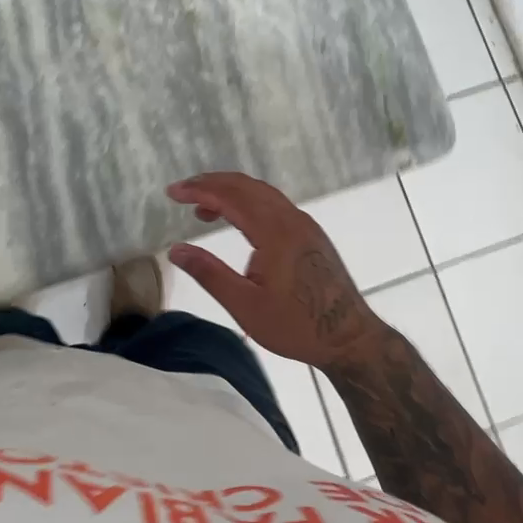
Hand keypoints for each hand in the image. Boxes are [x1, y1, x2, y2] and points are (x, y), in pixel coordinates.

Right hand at [166, 172, 387, 369]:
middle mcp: (291, 219)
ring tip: (202, 207)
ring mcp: (304, 224)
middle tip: (182, 191)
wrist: (350, 339)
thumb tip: (176, 250)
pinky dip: (248, 201)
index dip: (198, 190)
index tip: (172, 192)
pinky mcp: (310, 233)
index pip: (230, 197)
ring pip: (261, 192)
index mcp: (274, 232)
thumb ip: (209, 274)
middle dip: (211, 183)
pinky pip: (273, 203)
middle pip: (246, 186)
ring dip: (230, 191)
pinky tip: (237, 219)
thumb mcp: (245, 306)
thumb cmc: (296, 326)